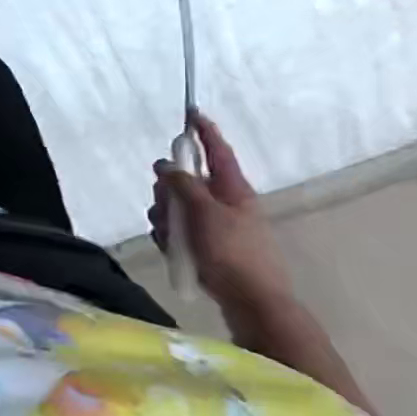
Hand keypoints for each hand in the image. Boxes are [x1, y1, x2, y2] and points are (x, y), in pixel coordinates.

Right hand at [148, 112, 292, 305]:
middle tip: (163, 204)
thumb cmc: (233, 253)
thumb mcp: (204, 214)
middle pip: (187, 181)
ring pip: (178, 208)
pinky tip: (171, 250)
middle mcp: (224, 203)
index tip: (191, 111)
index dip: (204, 131)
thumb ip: (183, 185)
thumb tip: (165, 163)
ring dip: (166, 217)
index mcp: (232, 189)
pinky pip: (179, 232)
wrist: (253, 303)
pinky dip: (170, 237)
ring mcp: (216, 226)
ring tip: (168, 236)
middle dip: (168, 190)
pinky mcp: (207, 248)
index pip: (216, 151)